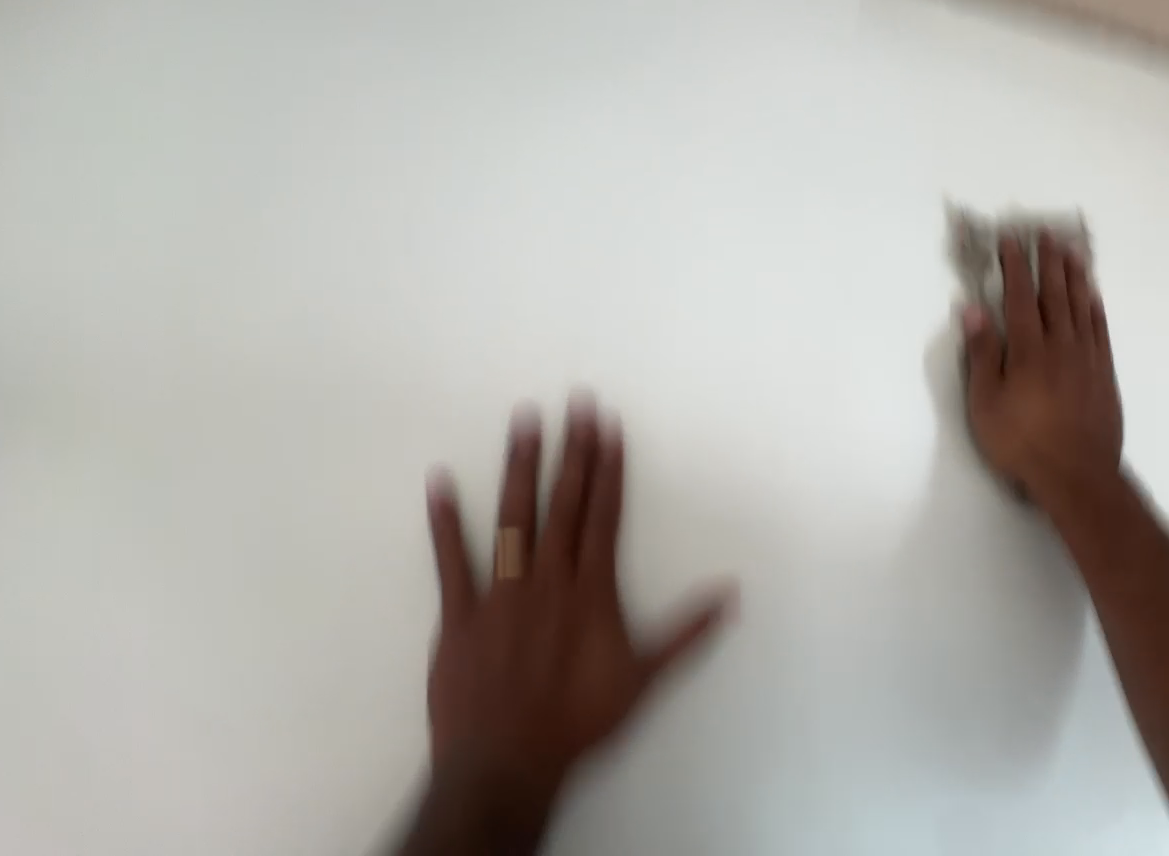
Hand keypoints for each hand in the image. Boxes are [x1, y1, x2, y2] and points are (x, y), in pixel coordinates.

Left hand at [421, 395, 735, 841]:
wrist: (506, 766)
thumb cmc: (579, 720)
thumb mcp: (644, 679)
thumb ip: (687, 633)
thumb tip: (730, 594)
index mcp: (591, 590)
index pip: (604, 515)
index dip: (608, 468)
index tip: (609, 428)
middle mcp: (548, 579)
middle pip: (564, 503)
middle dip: (572, 450)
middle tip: (576, 402)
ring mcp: (501, 593)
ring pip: (513, 518)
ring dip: (519, 467)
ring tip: (524, 420)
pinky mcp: (460, 614)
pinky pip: (450, 562)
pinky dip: (443, 523)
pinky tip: (439, 482)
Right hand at [963, 234, 1123, 508]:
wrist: (1076, 475)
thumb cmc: (1021, 442)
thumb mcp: (985, 402)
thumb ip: (981, 354)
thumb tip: (973, 310)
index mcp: (1028, 350)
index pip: (1020, 296)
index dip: (1015, 266)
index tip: (1011, 240)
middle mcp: (1060, 345)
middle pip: (1055, 293)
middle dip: (1049, 261)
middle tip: (1047, 233)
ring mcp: (1086, 358)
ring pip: (1081, 306)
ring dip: (1075, 276)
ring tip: (1072, 252)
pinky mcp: (1103, 374)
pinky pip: (1100, 329)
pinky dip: (1095, 307)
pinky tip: (1093, 295)